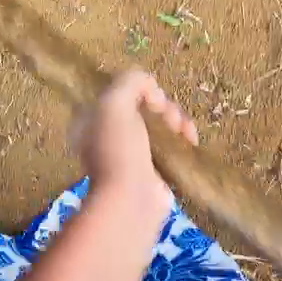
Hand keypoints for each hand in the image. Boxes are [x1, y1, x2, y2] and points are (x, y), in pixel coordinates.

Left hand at [72, 70, 198, 200]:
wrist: (131, 200)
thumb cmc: (117, 148)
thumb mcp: (115, 101)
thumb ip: (131, 81)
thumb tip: (150, 86)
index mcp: (91, 117)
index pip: (118, 90)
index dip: (139, 87)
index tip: (151, 96)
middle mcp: (108, 132)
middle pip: (142, 104)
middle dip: (162, 104)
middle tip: (168, 114)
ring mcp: (131, 151)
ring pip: (159, 121)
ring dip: (176, 118)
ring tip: (184, 130)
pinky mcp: (153, 166)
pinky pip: (169, 141)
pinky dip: (182, 136)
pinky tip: (190, 139)